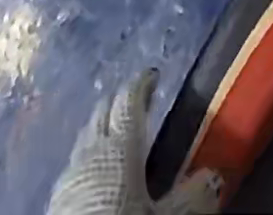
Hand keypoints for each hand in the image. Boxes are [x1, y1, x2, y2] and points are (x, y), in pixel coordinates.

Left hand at [47, 70, 222, 214]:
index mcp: (119, 147)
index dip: (141, 85)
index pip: (129, 102)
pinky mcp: (59, 192)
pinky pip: (77, 156)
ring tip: (119, 126)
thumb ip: (191, 198)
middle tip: (140, 98)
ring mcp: (71, 169)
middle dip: (121, 99)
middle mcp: (92, 149)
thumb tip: (214, 174)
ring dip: (104, 122)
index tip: (153, 75)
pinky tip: (98, 164)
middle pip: (104, 110)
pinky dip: (92, 147)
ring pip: (88, 131)